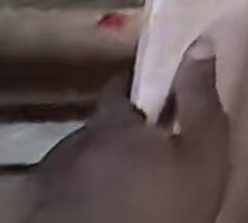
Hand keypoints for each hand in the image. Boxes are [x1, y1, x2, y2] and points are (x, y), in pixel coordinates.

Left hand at [25, 41, 228, 222]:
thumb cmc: (175, 202)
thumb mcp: (206, 143)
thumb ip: (199, 91)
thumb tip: (200, 41)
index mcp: (110, 129)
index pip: (115, 90)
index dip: (138, 87)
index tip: (159, 93)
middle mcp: (66, 155)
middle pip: (90, 128)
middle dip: (115, 129)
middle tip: (147, 143)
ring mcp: (41, 196)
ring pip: (68, 163)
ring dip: (92, 161)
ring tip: (124, 176)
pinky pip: (55, 195)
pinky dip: (76, 192)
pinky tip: (102, 205)